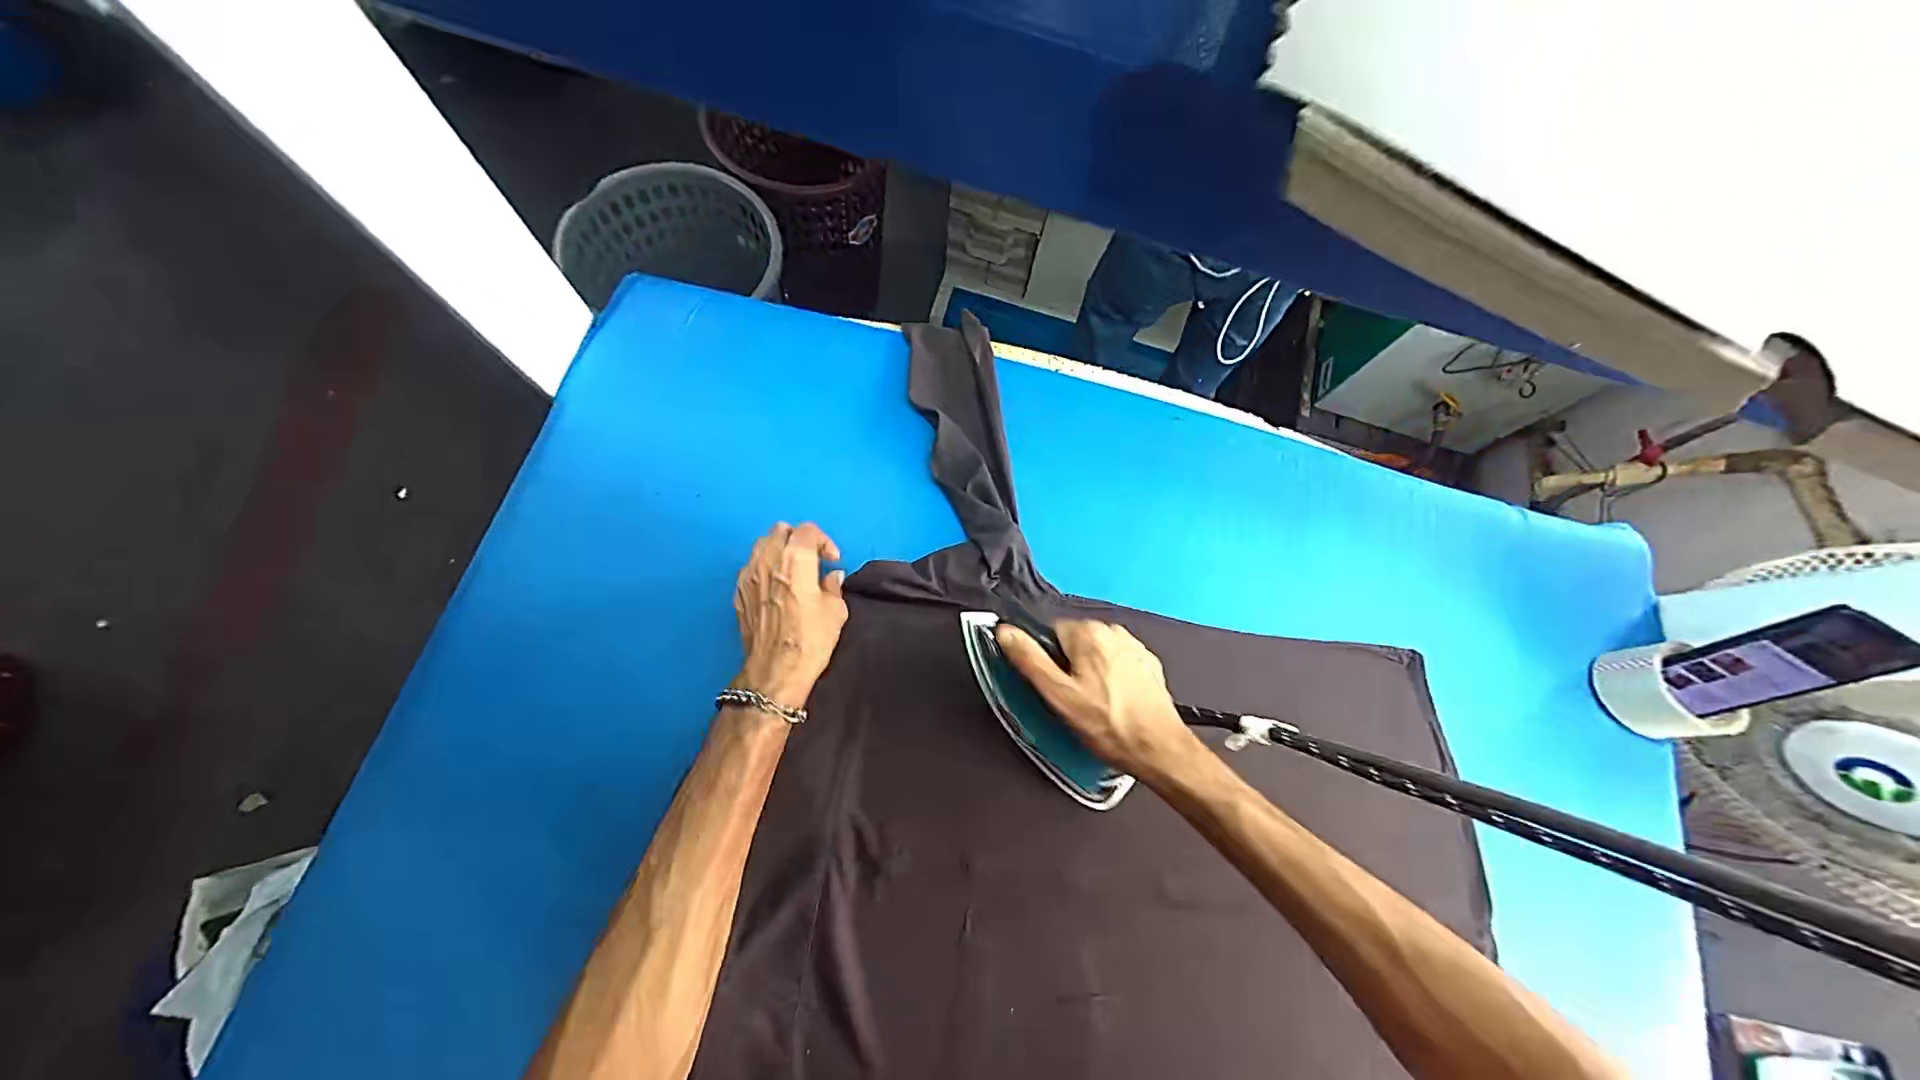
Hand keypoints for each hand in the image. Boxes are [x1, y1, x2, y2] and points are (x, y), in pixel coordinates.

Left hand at [733, 523, 848, 708]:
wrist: (775, 670)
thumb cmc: (810, 639)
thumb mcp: (835, 611)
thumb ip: (832, 586)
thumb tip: (831, 577)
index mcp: (794, 559)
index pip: (807, 530)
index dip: (824, 541)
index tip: (832, 560)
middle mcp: (767, 559)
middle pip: (781, 530)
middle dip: (799, 539)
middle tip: (812, 560)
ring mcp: (748, 575)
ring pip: (762, 545)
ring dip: (779, 550)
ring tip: (792, 570)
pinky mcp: (738, 592)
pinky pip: (751, 566)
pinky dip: (765, 568)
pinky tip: (776, 587)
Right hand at [994, 619, 1203, 778]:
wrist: (1159, 749)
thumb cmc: (1112, 727)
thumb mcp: (1058, 695)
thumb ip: (1029, 659)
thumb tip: (1006, 633)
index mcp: (1089, 633)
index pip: (1050, 632)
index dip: (1046, 661)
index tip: (1052, 684)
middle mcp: (1114, 633)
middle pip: (1072, 643)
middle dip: (1068, 668)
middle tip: (1072, 699)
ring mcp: (1133, 649)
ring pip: (1095, 655)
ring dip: (1090, 674)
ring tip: (1095, 706)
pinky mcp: (1146, 666)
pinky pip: (1116, 666)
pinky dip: (1111, 681)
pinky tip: (1113, 705)